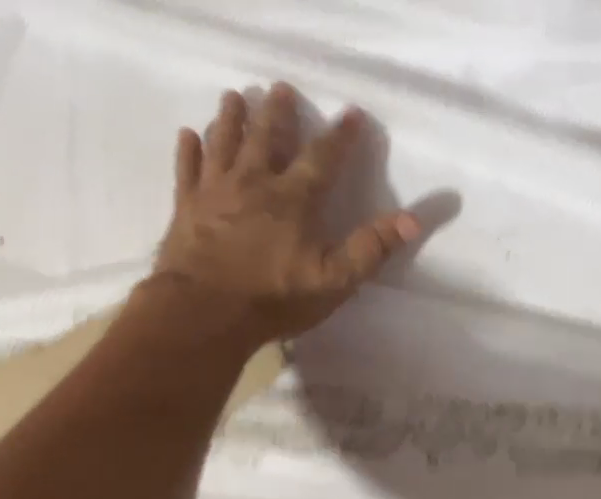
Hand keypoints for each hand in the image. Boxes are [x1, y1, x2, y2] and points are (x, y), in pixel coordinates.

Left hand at [153, 84, 420, 344]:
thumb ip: (372, 247)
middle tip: (280, 87)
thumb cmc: (275, 297)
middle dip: (277, 112)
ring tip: (234, 97)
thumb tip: (412, 220)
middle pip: (267, 137)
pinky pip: (187, 168)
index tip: (352, 113)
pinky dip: (189, 149)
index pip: (323, 158)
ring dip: (231, 118)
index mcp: (294, 199)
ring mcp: (216, 190)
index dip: (340, 136)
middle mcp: (254, 183)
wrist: (204, 310)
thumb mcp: (335, 279)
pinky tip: (188, 134)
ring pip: (224, 142)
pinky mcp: (187, 205)